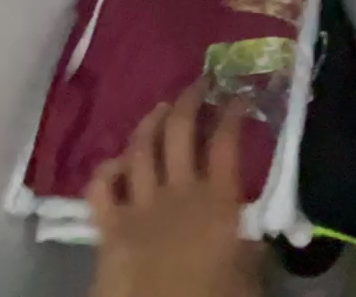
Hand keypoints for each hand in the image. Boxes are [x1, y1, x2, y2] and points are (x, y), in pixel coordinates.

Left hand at [88, 82, 259, 296]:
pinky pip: (100, 188)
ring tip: (161, 108)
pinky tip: (118, 162)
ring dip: (151, 121)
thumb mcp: (251, 271)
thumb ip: (252, 235)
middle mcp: (178, 193)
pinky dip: (108, 169)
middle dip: (189, 98)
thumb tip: (256, 213)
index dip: (233, 109)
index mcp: (218, 201)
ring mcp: (139, 208)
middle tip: (199, 84)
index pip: (226, 138)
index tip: (239, 95)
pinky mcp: (108, 231)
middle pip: (180, 129)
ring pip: (140, 147)